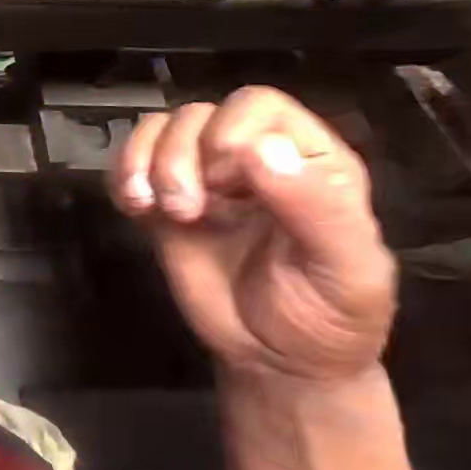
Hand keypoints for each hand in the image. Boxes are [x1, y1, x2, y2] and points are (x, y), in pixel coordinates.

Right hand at [110, 87, 395, 381]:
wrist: (277, 363)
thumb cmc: (329, 317)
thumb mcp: (347, 272)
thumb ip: (317, 209)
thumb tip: (263, 148)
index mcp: (306, 156)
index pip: (260, 106)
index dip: (231, 130)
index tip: (225, 181)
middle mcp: (250, 153)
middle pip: (200, 113)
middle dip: (181, 153)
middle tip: (187, 209)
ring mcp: (203, 172)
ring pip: (162, 128)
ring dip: (148, 161)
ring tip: (154, 207)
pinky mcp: (163, 195)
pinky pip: (132, 156)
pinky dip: (123, 171)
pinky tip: (133, 205)